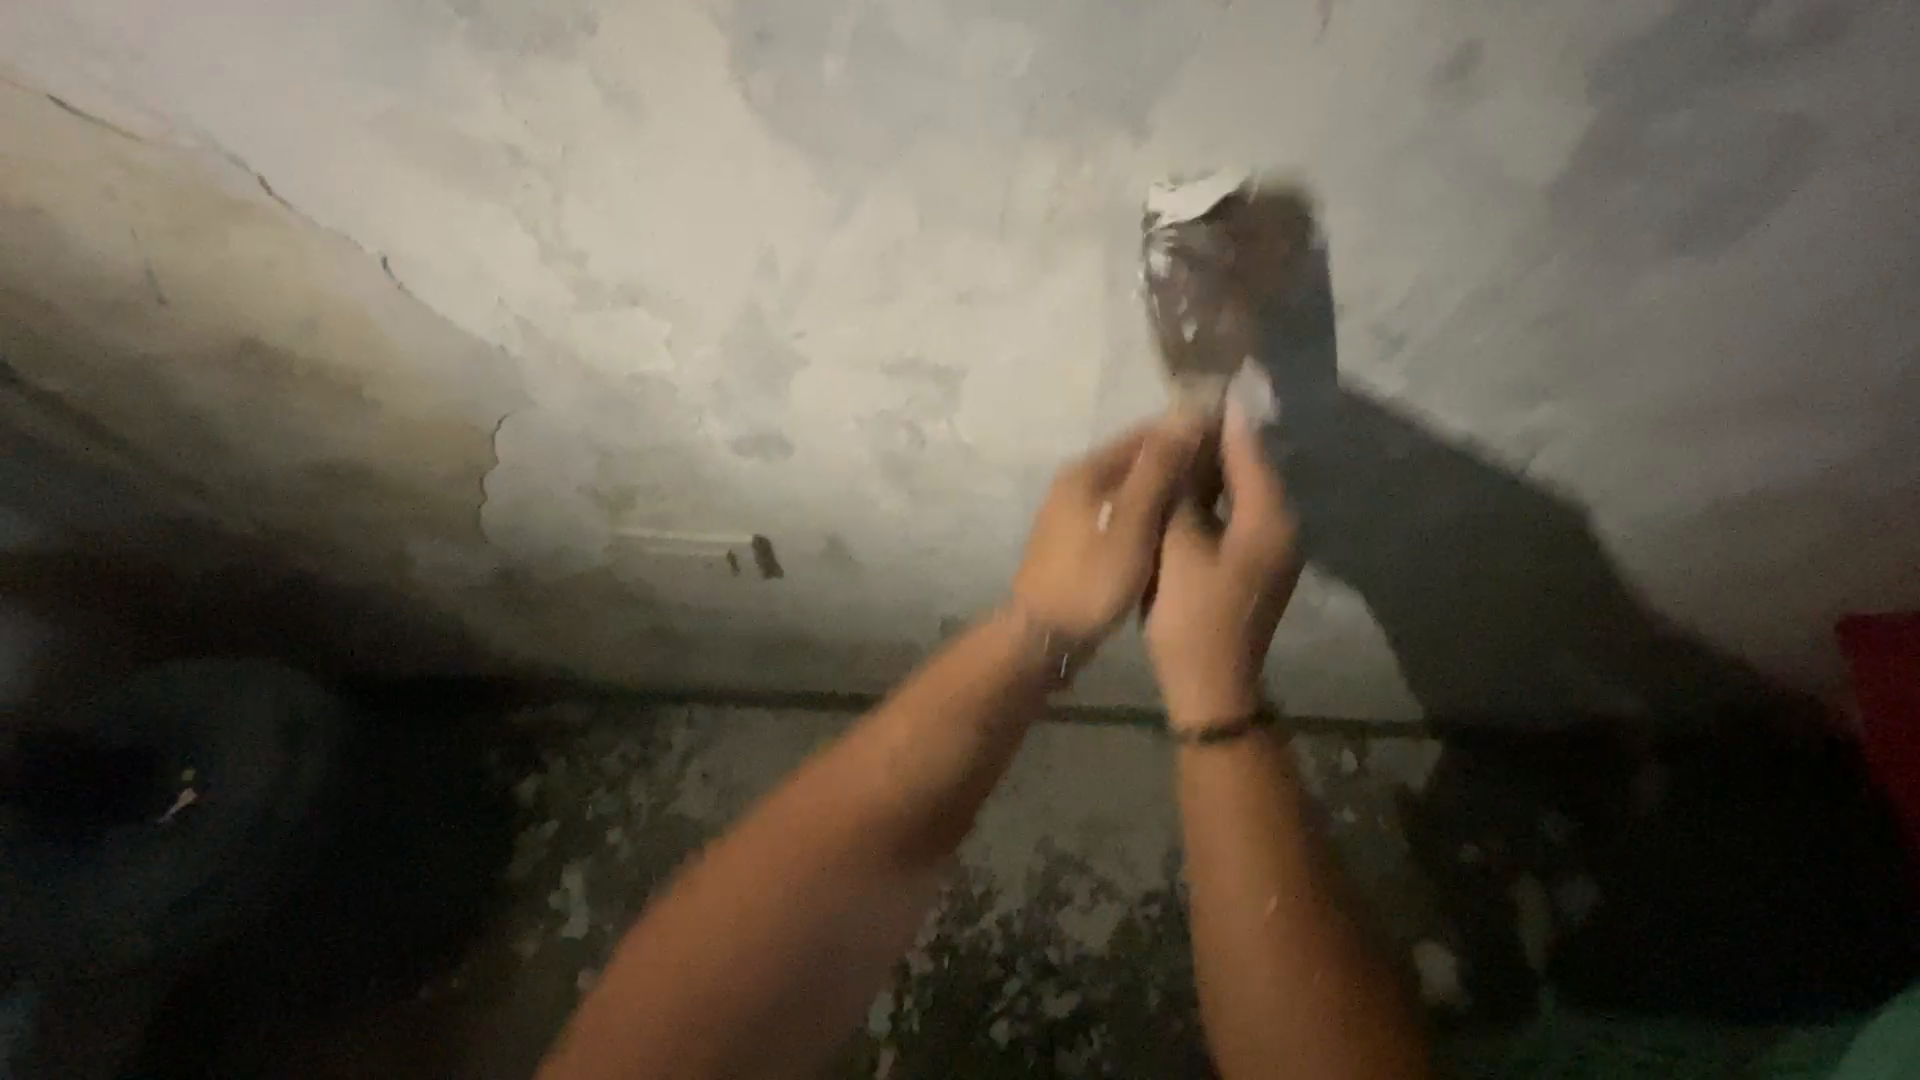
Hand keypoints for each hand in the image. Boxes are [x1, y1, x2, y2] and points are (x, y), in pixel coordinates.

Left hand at [1011, 417, 1206, 643]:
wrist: (1045, 635)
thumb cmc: (1091, 580)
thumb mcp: (1131, 523)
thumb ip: (1157, 469)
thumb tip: (1185, 413)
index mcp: (1087, 470)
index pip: (1146, 433)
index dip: (1188, 432)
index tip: (1231, 441)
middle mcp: (1077, 482)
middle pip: (1137, 459)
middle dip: (1179, 460)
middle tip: (1228, 474)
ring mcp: (1074, 512)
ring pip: (1130, 488)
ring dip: (1165, 488)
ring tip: (1210, 499)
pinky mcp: (1078, 538)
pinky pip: (1121, 512)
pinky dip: (1148, 513)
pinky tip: (1174, 528)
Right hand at [1146, 407, 1301, 730]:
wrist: (1211, 684)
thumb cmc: (1191, 614)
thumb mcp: (1177, 546)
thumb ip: (1181, 491)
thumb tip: (1181, 445)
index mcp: (1269, 517)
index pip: (1249, 450)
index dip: (1224, 419)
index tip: (1200, 386)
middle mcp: (1283, 526)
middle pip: (1251, 469)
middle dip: (1217, 443)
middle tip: (1179, 417)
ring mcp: (1274, 548)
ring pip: (1244, 494)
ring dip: (1214, 472)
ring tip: (1176, 448)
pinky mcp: (1259, 565)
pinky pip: (1238, 517)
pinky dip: (1214, 501)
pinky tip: (1184, 493)